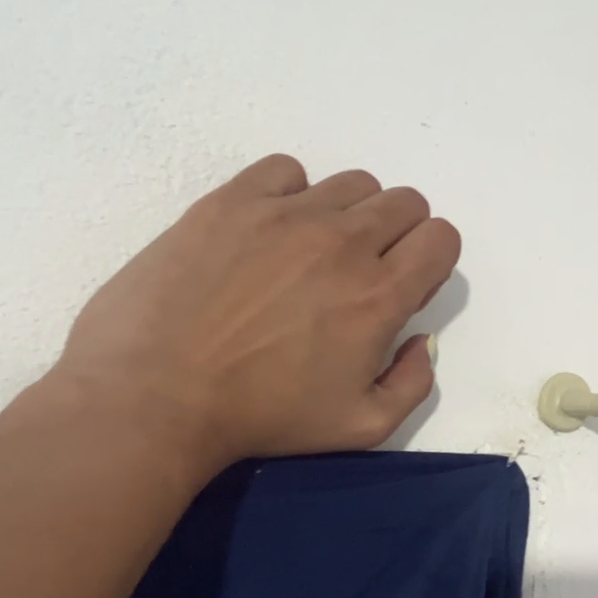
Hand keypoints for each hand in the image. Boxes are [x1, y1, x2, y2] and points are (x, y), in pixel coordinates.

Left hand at [46, 154, 458, 470]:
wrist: (155, 396)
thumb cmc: (265, 417)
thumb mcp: (365, 427)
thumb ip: (414, 382)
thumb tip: (420, 341)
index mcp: (379, 296)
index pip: (442, 238)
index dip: (434, 261)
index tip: (408, 287)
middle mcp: (342, 243)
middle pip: (405, 202)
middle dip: (403, 234)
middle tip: (368, 271)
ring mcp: (283, 215)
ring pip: (353, 183)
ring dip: (353, 213)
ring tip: (318, 253)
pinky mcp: (229, 202)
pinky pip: (286, 170)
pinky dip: (294, 194)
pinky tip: (274, 232)